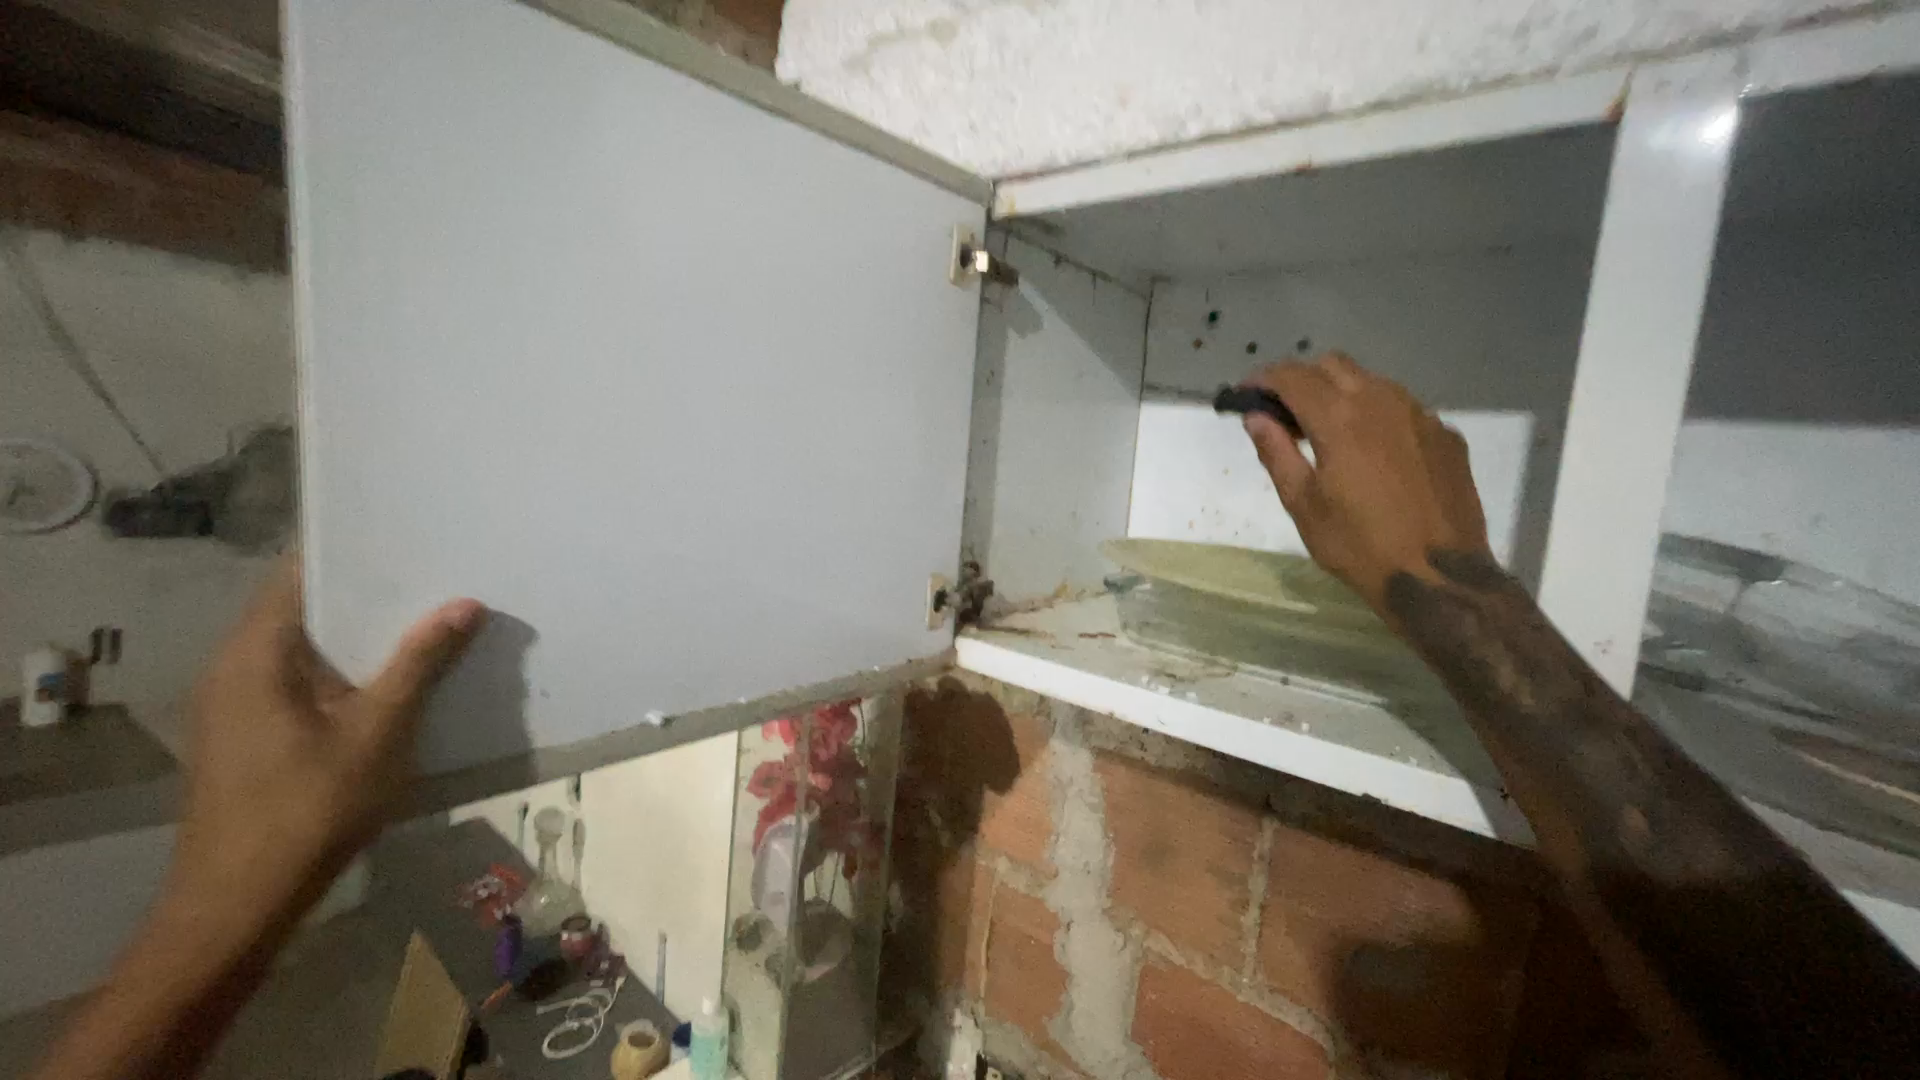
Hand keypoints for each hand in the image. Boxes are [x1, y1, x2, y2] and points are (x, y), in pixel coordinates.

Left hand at [169, 556, 485, 931]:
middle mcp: (237, 667)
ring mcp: (241, 702)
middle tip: (441, 575)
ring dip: (368, 633)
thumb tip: (465, 603)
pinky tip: (403, 673)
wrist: (242, 902)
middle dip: (375, 593)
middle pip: (308, 607)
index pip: (301, 575)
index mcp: (255, 655)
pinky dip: (354, 666)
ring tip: (433, 615)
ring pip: (312, 645)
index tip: (414, 535)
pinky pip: (308, 676)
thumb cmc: (309, 807)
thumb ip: (420, 662)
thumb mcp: (379, 730)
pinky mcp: (255, 731)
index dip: (356, 551)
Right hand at [1240, 353, 1490, 616]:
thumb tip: (1256, 418)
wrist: (1438, 576)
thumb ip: (1276, 452)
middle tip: (1282, 414)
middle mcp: (1383, 401)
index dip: (1263, 379)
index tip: (1245, 394)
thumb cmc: (1358, 544)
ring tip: (1324, 432)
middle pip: (1333, 365)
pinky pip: (1402, 408)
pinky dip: (1374, 416)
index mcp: (1340, 418)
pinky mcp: (1445, 434)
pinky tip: (1370, 453)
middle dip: (1301, 379)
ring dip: (1340, 393)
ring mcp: (1420, 415)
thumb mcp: (1303, 504)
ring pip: (1371, 381)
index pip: (1293, 376)